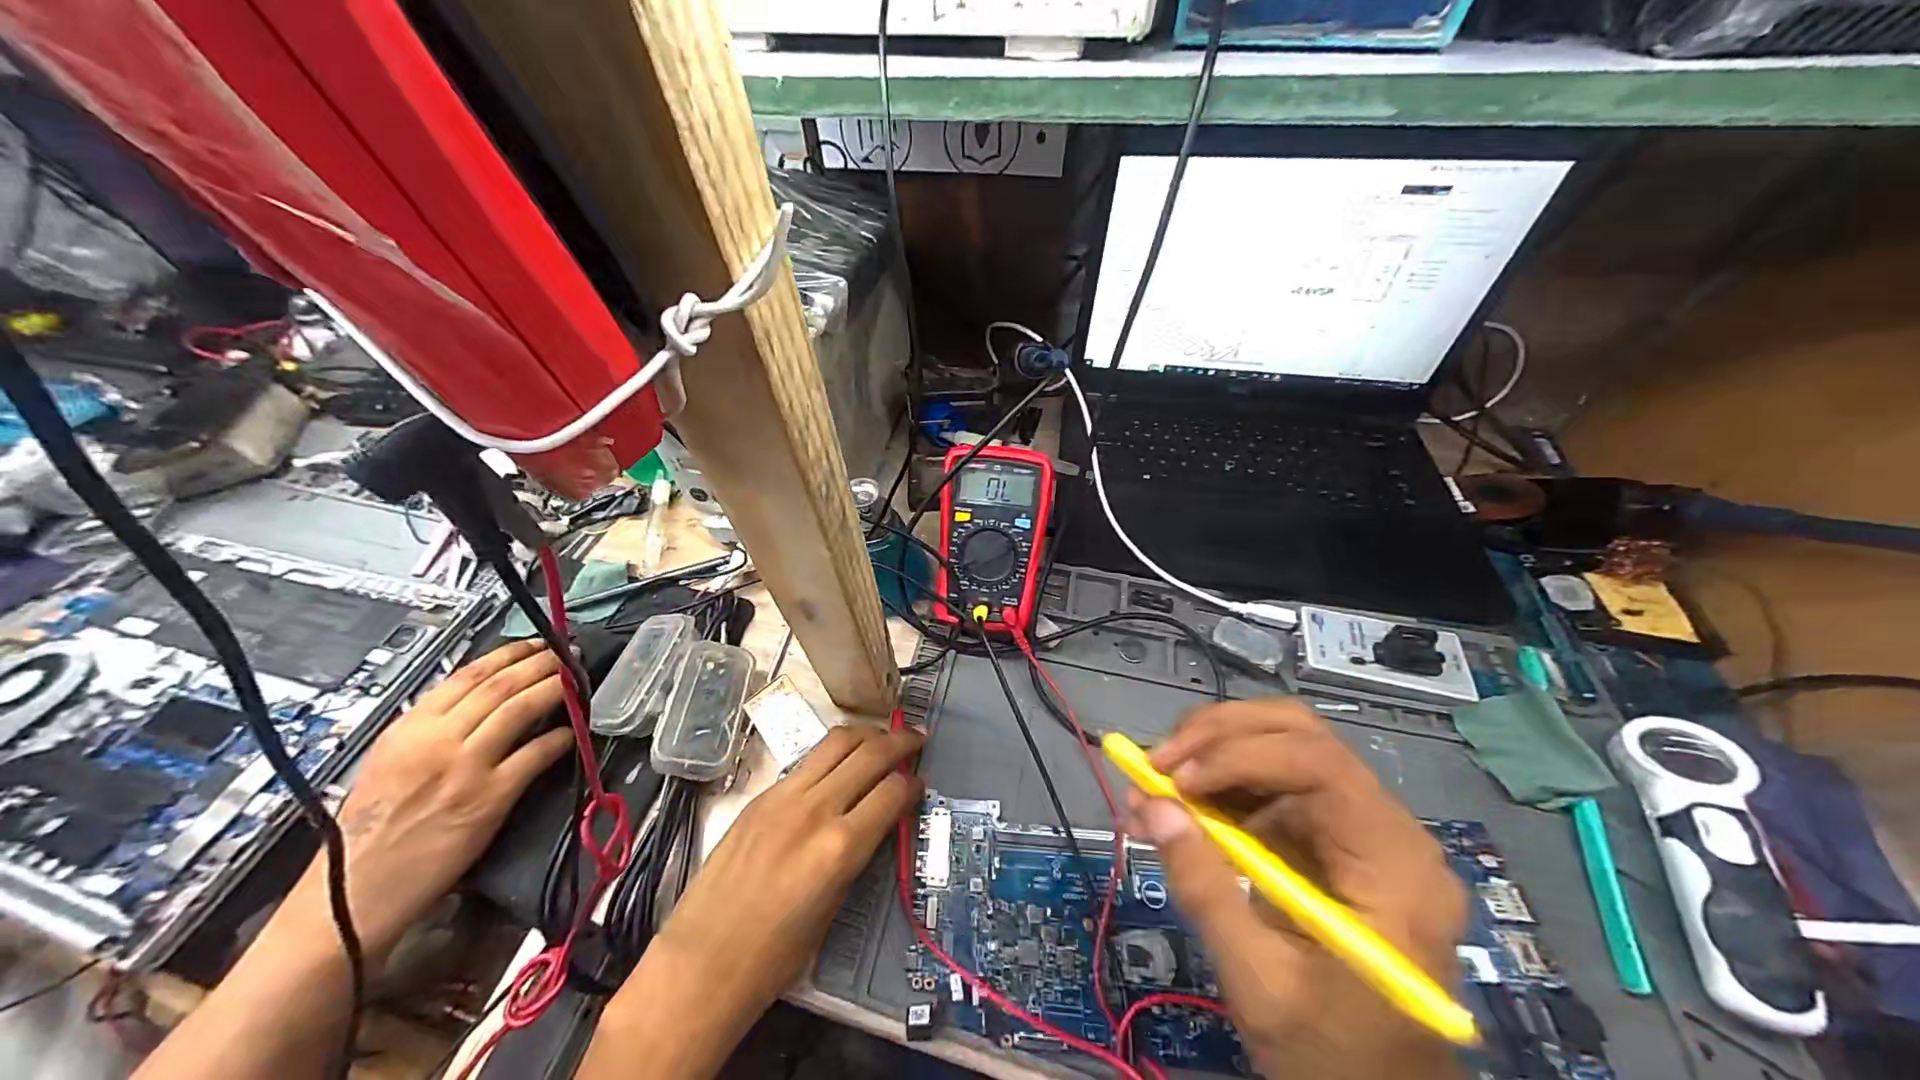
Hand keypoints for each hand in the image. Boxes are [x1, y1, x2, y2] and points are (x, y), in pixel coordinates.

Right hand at [281, 639, 573, 961]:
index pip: (469, 675)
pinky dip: (559, 738)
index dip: (511, 654)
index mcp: (410, 728)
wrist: (352, 892)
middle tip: (567, 653)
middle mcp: (438, 740)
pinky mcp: (489, 798)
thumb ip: (431, 728)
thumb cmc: (368, 829)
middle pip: (501, 686)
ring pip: (520, 710)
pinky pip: (534, 756)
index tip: (537, 644)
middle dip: (541, 663)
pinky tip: (575, 730)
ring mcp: (466, 767)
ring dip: (554, 688)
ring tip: (576, 678)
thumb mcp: (389, 761)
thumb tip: (482, 699)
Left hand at [649, 723, 924, 1010]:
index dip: (914, 784)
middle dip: (900, 741)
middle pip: (870, 752)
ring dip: (867, 734)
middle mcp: (816, 810)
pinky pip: (806, 761)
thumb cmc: (773, 956)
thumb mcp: (834, 907)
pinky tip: (839, 764)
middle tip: (917, 738)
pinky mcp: (760, 797)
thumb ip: (858, 856)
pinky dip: (832, 753)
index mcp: (840, 847)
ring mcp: (784, 797)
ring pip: (836, 742)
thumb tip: (876, 824)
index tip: (920, 784)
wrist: (702, 960)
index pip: (893, 792)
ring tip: (882, 737)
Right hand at [1132, 700, 1466, 1079]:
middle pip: (1304, 737)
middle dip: (1221, 736)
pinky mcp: (1336, 841)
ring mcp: (1365, 832)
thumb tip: (1151, 804)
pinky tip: (1183, 803)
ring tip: (1156, 778)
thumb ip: (1204, 888)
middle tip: (1158, 762)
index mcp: (1393, 868)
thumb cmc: (1331, 1055)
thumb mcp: (1258, 981)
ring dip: (1214, 753)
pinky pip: (1277, 788)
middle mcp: (1390, 832)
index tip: (1176, 781)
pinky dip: (1222, 785)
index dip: (1239, 754)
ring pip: (1286, 749)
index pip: (1320, 765)